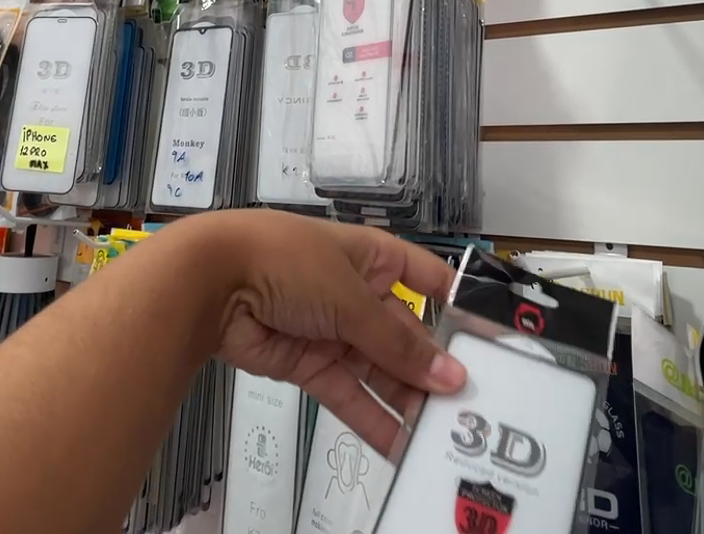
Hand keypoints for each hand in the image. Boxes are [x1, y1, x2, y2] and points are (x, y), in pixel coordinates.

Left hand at [189, 211, 465, 456]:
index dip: (456, 306)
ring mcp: (333, 330)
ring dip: (406, 400)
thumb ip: (397, 342)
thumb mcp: (351, 296)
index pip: (427, 279)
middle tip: (468, 408)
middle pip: (405, 335)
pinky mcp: (310, 364)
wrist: (212, 282)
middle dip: (432, 369)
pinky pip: (349, 394)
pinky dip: (371, 419)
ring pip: (380, 370)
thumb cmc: (286, 261)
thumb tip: (448, 373)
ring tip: (440, 435)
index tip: (490, 342)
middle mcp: (358, 293)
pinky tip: (399, 445)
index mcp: (374, 258)